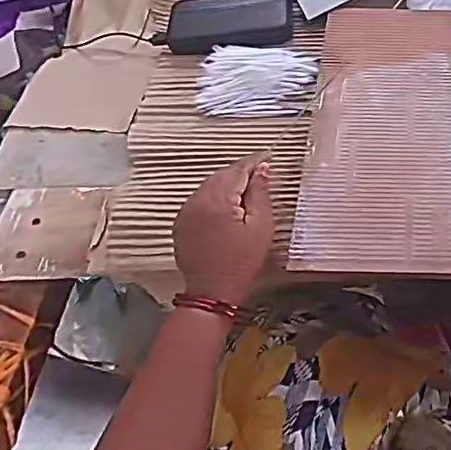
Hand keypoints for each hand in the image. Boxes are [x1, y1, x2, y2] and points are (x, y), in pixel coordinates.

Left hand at [174, 154, 275, 304]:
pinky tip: (227, 206)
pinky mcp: (181, 221)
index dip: (255, 162)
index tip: (269, 157)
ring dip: (228, 184)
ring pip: (210, 185)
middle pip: (222, 174)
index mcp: (218, 198)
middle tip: (261, 174)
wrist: (212, 291)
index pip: (239, 169)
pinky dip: (215, 196)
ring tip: (246, 190)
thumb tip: (262, 169)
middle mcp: (198, 199)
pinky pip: (201, 198)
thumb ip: (260, 193)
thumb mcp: (260, 226)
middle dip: (241, 172)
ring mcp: (186, 210)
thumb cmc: (241, 260)